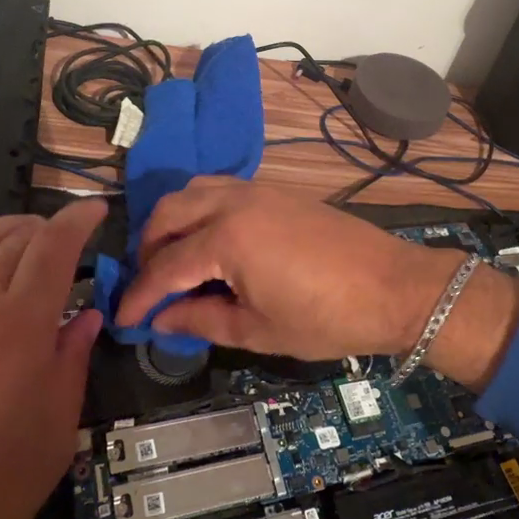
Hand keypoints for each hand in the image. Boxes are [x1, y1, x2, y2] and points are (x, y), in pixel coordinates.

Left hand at [0, 201, 106, 518]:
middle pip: (16, 238)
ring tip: (29, 240)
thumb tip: (85, 319)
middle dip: (49, 226)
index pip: (54, 245)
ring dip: (10, 233)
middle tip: (71, 236)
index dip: (79, 218)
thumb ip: (71, 365)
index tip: (97, 208)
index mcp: (20, 324)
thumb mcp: (51, 437)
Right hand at [113, 177, 518, 388]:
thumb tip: (163, 319)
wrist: (394, 287)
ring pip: (194, 190)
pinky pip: (222, 187)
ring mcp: (258, 190)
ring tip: (173, 259)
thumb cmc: (327, 318)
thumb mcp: (259, 330)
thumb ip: (202, 320)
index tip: (124, 319)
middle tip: (148, 286)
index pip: (165, 267)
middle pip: (169, 213)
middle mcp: (235, 203)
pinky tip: (208, 240)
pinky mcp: (278, 191)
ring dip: (173, 220)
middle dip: (148, 248)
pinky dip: (201, 208)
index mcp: (226, 240)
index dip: (140, 296)